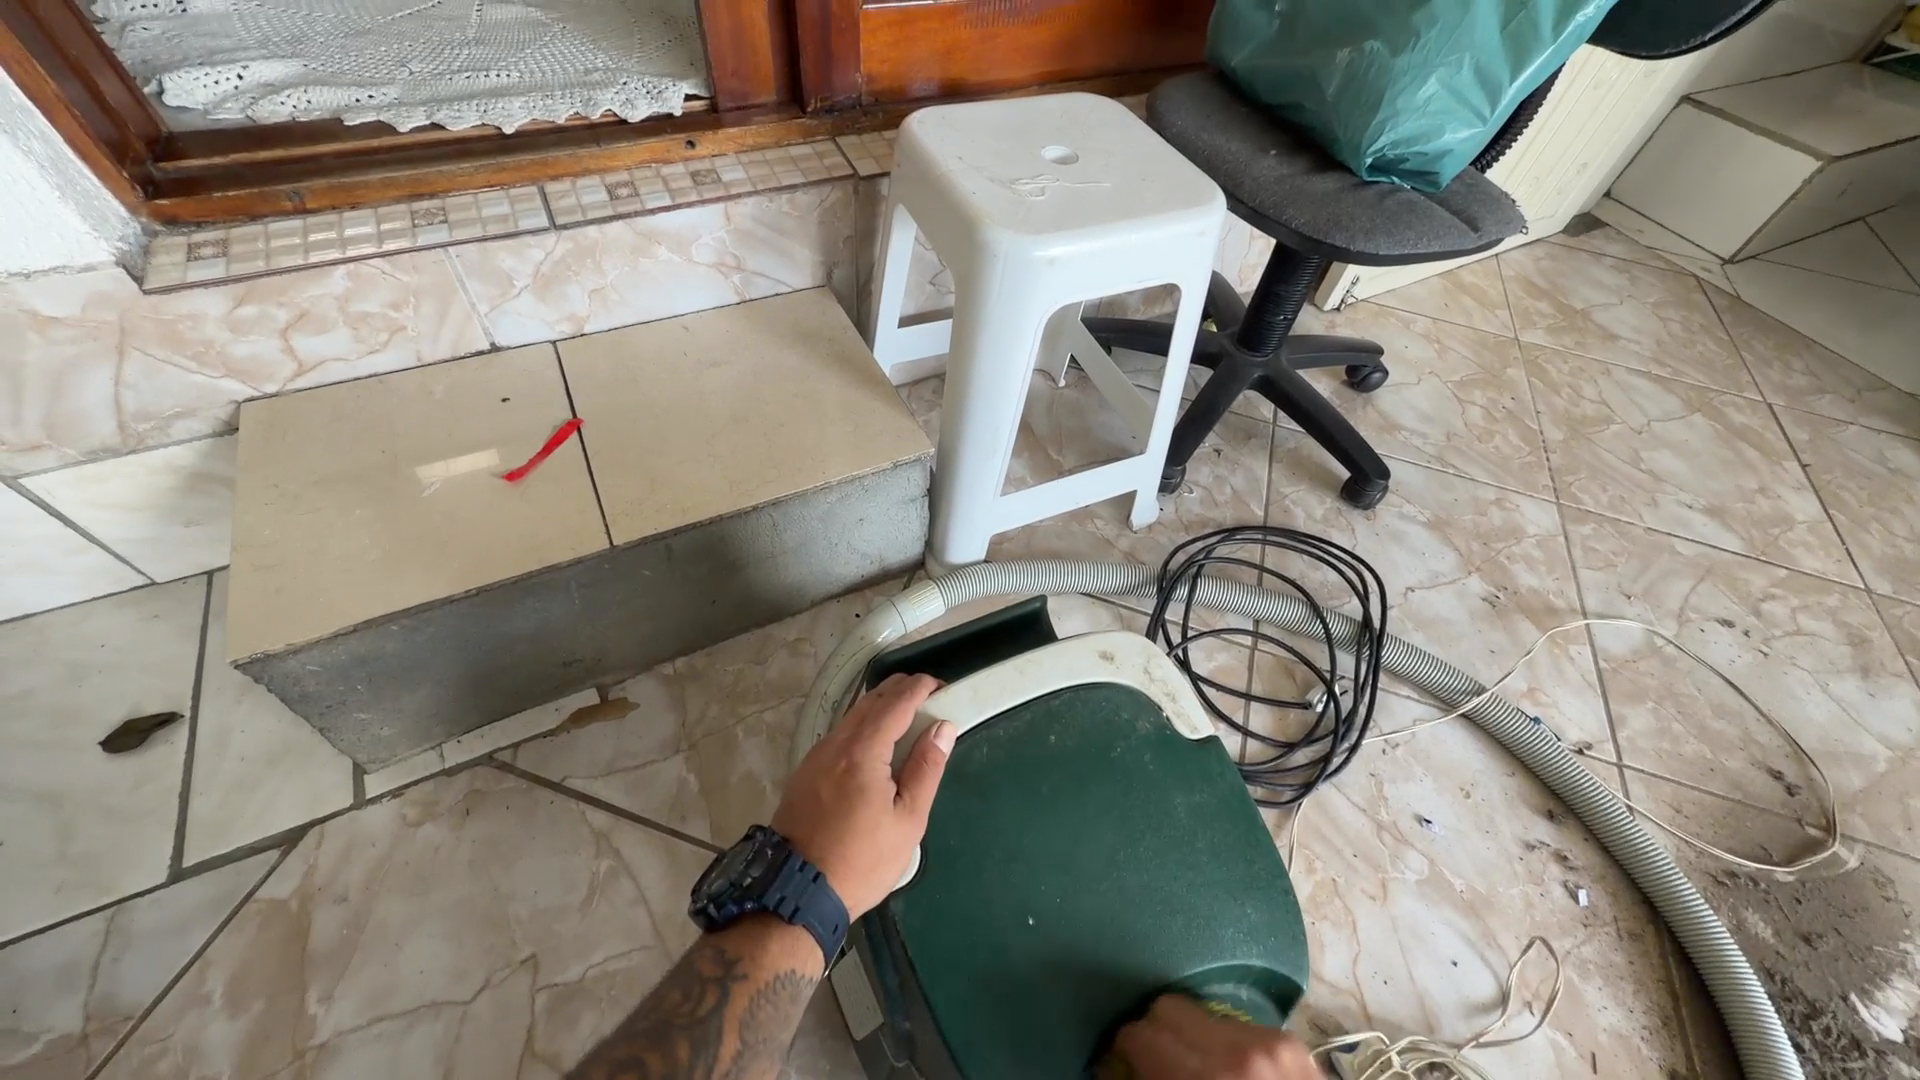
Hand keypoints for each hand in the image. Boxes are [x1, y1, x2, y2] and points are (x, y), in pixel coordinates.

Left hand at [772, 673, 955, 918]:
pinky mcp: (805, 773)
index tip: (940, 685)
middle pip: (870, 701)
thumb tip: (943, 727)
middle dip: (899, 690)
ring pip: (851, 717)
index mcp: (862, 751)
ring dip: (880, 707)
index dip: (919, 688)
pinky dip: (862, 725)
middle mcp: (835, 744)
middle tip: (928, 695)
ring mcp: (815, 757)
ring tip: (906, 716)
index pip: (895, 703)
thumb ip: (926, 768)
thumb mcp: (908, 820)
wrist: (797, 892)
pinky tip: (874, 743)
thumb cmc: (862, 860)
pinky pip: (839, 735)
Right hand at [1116, 995, 1322, 1079]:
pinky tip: (1233, 1076)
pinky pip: (1237, 1026)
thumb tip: (1113, 1070)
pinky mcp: (1292, 1042)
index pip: (1138, 1034)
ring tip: (1198, 1072)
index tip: (1124, 1068)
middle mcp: (1236, 1049)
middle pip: (1167, 1007)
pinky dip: (1225, 1046)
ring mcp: (1270, 1040)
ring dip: (1190, 1038)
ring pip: (1202, 1011)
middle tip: (1155, 1066)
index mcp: (1203, 1077)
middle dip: (1155, 1035)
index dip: (1124, 1052)